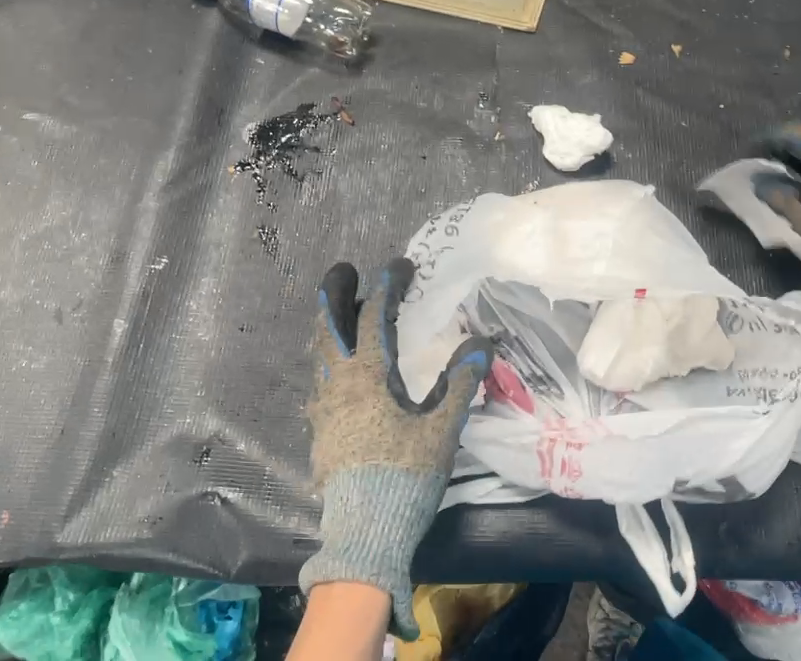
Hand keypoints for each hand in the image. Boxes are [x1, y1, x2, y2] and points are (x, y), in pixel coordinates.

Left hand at [299, 258, 491, 638]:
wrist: (365, 534)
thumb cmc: (405, 476)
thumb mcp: (442, 429)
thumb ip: (461, 382)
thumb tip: (482, 341)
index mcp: (367, 377)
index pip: (374, 317)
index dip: (387, 286)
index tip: (402, 265)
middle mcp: (337, 384)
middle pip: (328, 326)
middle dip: (335, 293)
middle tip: (344, 270)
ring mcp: (322, 408)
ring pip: (318, 353)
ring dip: (328, 324)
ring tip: (340, 311)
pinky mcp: (320, 431)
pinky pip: (318, 379)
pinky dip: (327, 357)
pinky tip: (339, 369)